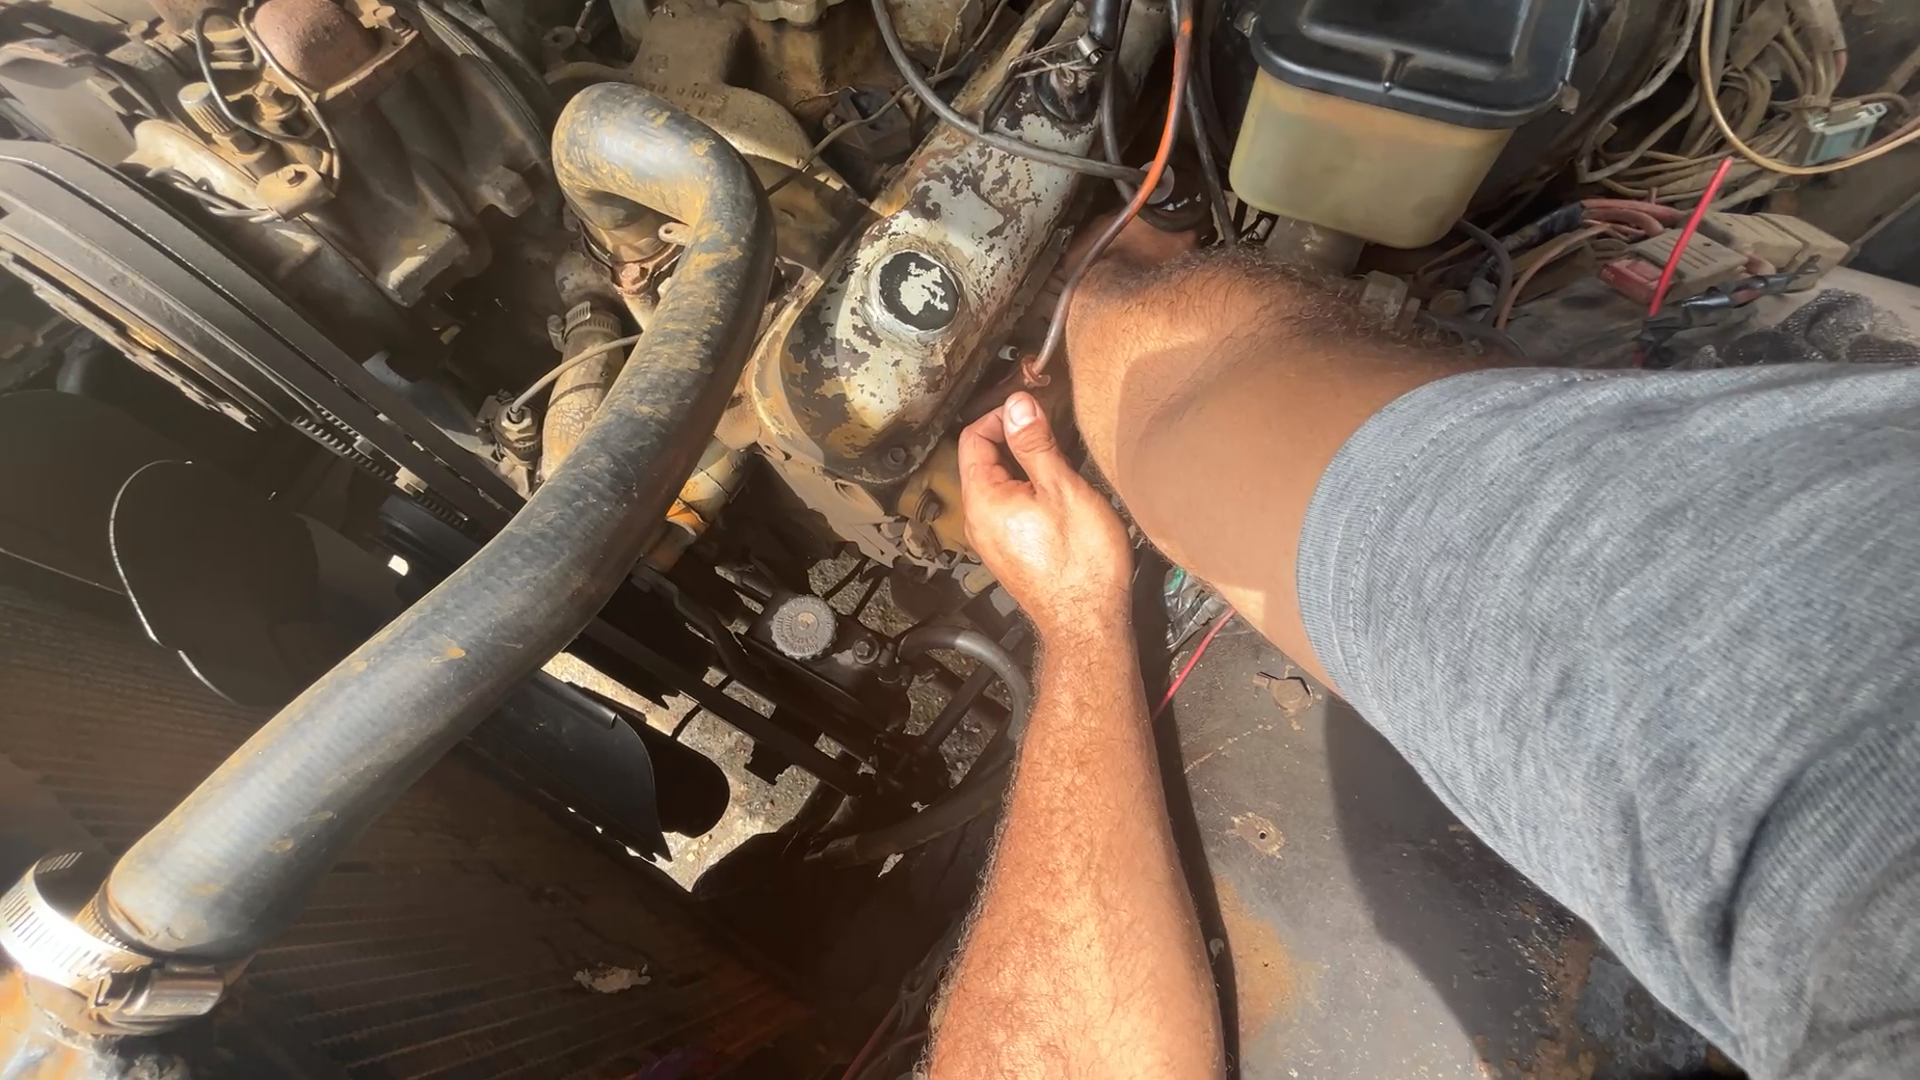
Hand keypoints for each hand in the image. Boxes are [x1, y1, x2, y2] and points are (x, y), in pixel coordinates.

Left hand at [959, 392, 1131, 637]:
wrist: (1087, 621)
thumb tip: (1018, 406)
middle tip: (1049, 430)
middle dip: (1012, 438)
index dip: (1000, 415)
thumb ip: (1035, 444)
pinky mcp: (1009, 552)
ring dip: (1022, 464)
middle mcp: (979, 521)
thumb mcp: (1062, 489)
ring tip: (1057, 460)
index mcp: (983, 500)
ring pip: (997, 485)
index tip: (1030, 410)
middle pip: (982, 460)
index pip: (972, 438)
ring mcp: (992, 539)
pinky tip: (1056, 494)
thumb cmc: (1080, 564)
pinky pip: (1008, 508)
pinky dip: (1026, 490)